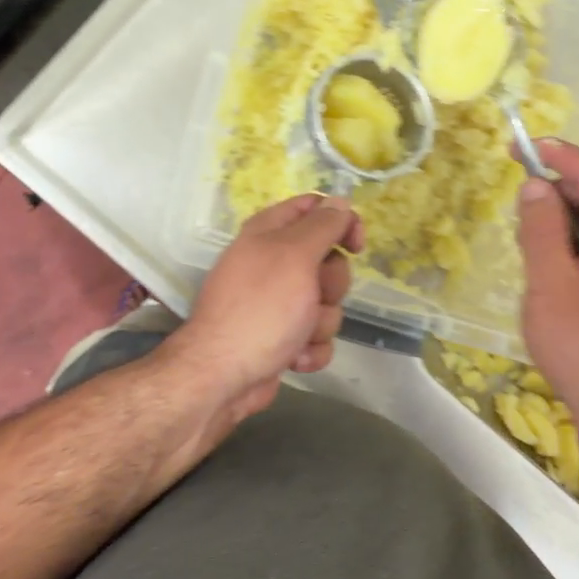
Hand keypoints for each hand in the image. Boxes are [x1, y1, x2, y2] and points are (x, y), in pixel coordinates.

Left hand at [167, 194, 363, 414]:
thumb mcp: (294, 256)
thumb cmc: (261, 309)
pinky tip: (293, 358)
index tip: (355, 246)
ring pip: (327, 304)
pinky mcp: (283, 338)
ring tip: (296, 334)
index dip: (340, 221)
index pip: (314, 208)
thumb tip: (339, 201)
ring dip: (320, 323)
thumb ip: (321, 226)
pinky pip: (318, 337)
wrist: (224, 376)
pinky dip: (311, 349)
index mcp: (269, 232)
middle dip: (330, 285)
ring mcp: (277, 303)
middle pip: (329, 262)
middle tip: (313, 295)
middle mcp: (272, 263)